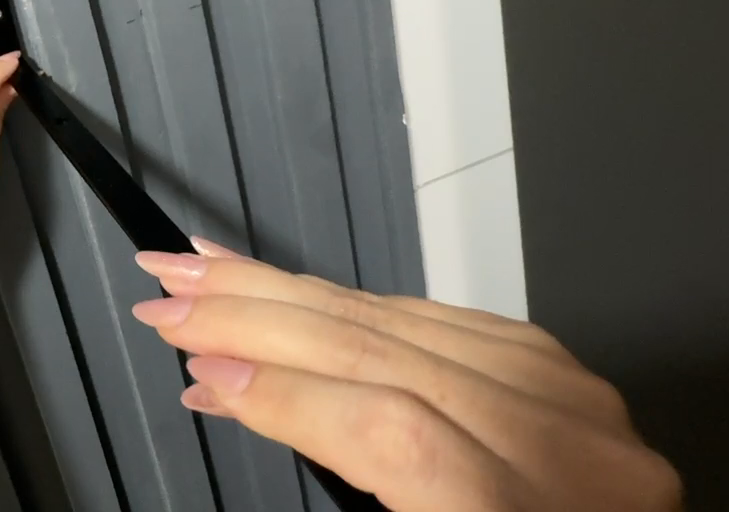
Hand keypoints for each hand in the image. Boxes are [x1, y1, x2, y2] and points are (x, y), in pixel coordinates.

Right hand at [132, 243, 680, 511]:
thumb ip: (325, 457)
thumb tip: (217, 382)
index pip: (395, 437)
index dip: (284, 397)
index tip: (195, 375)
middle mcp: (567, 451)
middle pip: (377, 355)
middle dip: (247, 319)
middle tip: (160, 300)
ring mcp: (556, 391)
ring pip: (378, 314)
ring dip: (265, 288)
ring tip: (188, 271)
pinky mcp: (535, 353)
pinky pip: (401, 307)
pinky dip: (319, 289)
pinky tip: (263, 277)